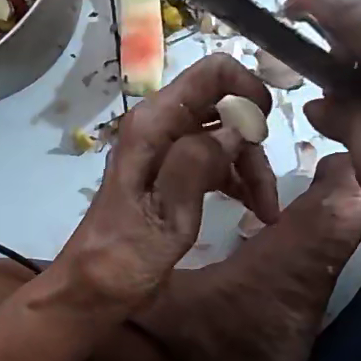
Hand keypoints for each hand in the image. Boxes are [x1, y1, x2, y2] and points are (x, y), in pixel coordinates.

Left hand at [59, 54, 280, 308]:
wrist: (94, 287)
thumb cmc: (125, 255)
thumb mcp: (167, 214)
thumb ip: (197, 163)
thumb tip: (236, 128)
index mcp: (153, 125)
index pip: (212, 73)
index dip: (247, 90)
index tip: (265, 130)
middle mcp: (159, 125)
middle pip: (225, 107)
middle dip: (252, 143)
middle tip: (266, 194)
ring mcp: (165, 147)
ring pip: (225, 136)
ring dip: (250, 168)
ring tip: (265, 211)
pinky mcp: (171, 170)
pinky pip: (214, 159)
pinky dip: (236, 179)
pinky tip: (253, 208)